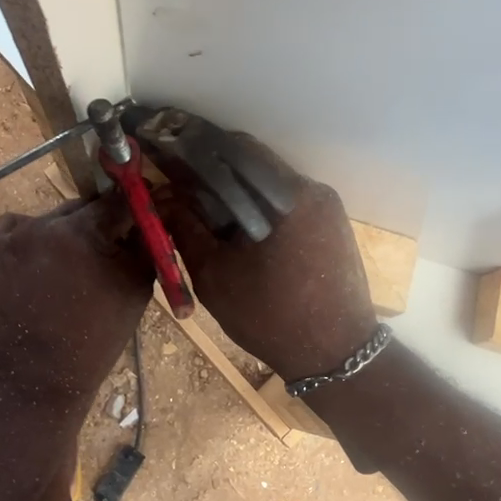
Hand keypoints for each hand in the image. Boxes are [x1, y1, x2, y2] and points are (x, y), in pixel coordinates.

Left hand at [0, 194, 153, 404]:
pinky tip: (38, 270)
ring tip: (67, 268)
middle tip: (103, 251)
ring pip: (46, 220)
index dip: (131, 206)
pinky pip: (13, 233)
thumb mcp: (136, 287)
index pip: (114, 201)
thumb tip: (154, 208)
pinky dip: (28, 244)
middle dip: (94, 225)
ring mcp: (4, 241)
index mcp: (78, 233)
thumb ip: (146, 241)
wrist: (37, 381)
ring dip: (61, 234)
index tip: (139, 212)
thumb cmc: (96, 337)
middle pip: (78, 209)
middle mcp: (37, 226)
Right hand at [156, 135, 377, 380]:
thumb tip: (161, 196)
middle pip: (253, 162)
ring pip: (269, 180)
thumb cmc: (272, 319)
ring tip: (201, 201)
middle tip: (178, 177)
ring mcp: (326, 206)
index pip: (234, 149)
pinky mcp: (331, 223)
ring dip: (236, 185)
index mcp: (288, 196)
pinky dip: (258, 202)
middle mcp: (312, 190)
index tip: (166, 146)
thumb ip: (186, 230)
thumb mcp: (216, 277)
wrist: (338, 355)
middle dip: (213, 166)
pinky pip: (286, 200)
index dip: (194, 145)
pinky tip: (234, 222)